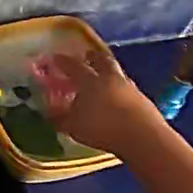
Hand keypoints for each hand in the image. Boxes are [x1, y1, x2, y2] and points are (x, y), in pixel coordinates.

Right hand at [33, 49, 165, 155]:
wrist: (142, 137)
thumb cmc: (102, 128)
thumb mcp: (73, 126)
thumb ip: (59, 117)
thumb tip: (48, 110)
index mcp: (90, 81)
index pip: (74, 66)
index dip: (63, 61)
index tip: (55, 57)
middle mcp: (111, 78)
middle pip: (102, 61)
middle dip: (93, 57)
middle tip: (88, 55)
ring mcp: (130, 88)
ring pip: (118, 73)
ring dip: (110, 72)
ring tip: (104, 78)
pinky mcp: (144, 100)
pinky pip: (129, 89)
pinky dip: (121, 90)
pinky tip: (118, 99)